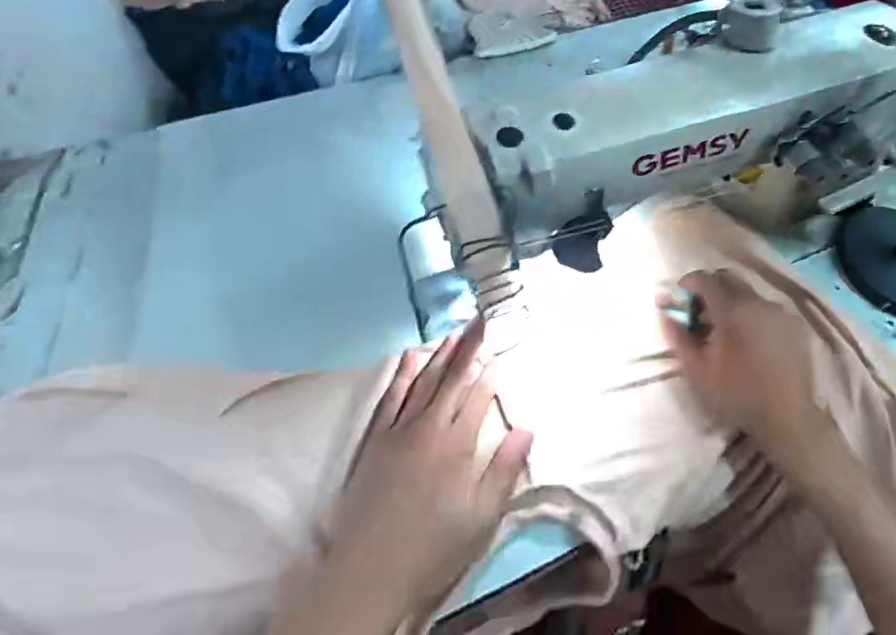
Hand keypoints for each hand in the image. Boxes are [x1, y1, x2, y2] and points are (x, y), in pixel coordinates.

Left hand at [289, 318, 532, 630]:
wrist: (369, 574)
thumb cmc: (434, 548)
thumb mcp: (482, 517)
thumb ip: (505, 469)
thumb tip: (527, 426)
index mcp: (458, 444)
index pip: (479, 396)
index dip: (491, 373)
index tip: (501, 354)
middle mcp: (429, 427)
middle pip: (452, 378)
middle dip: (469, 347)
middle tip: (481, 320)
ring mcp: (398, 430)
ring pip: (424, 381)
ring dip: (440, 355)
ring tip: (454, 332)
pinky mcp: (375, 440)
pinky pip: (391, 396)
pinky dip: (402, 374)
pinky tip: (411, 357)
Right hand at [660, 269, 837, 469]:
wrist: (788, 419)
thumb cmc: (737, 396)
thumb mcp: (698, 371)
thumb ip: (678, 337)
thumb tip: (664, 312)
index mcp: (733, 310)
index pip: (706, 278)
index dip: (689, 283)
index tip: (680, 298)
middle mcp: (759, 301)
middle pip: (728, 278)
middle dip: (709, 288)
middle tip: (699, 314)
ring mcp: (780, 311)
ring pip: (748, 292)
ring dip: (731, 301)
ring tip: (724, 329)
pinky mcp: (795, 324)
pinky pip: (766, 307)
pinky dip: (752, 313)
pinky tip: (749, 339)